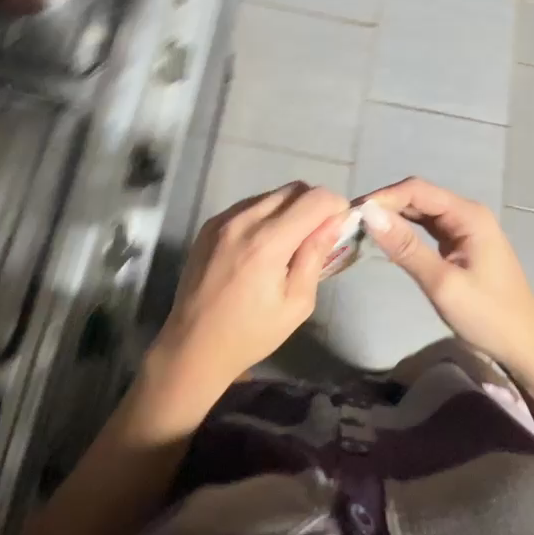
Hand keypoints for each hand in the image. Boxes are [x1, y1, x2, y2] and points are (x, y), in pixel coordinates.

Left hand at [150, 182, 349, 393]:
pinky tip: (263, 245)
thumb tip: (334, 221)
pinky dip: (265, 215)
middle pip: (293, 189)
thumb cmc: (251, 333)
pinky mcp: (209, 225)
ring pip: (270, 194)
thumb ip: (315, 256)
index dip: (336, 206)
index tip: (340, 225)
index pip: (314, 199)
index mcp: (267, 242)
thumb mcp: (296, 303)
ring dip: (289, 209)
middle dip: (314, 205)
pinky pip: (248, 206)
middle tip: (319, 234)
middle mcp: (243, 220)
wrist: (193, 345)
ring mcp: (222, 219)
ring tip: (290, 243)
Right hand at [356, 177, 533, 367]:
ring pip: (421, 212)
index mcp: (469, 215)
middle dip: (385, 205)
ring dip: (393, 217)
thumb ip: (406, 247)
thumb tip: (369, 214)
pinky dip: (406, 230)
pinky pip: (428, 228)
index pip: (417, 190)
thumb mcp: (442, 283)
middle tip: (349, 221)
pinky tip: (386, 238)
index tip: (351, 212)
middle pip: (419, 196)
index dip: (383, 197)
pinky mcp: (461, 244)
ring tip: (360, 228)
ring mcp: (465, 229)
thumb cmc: (488, 316)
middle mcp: (467, 213)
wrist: (525, 347)